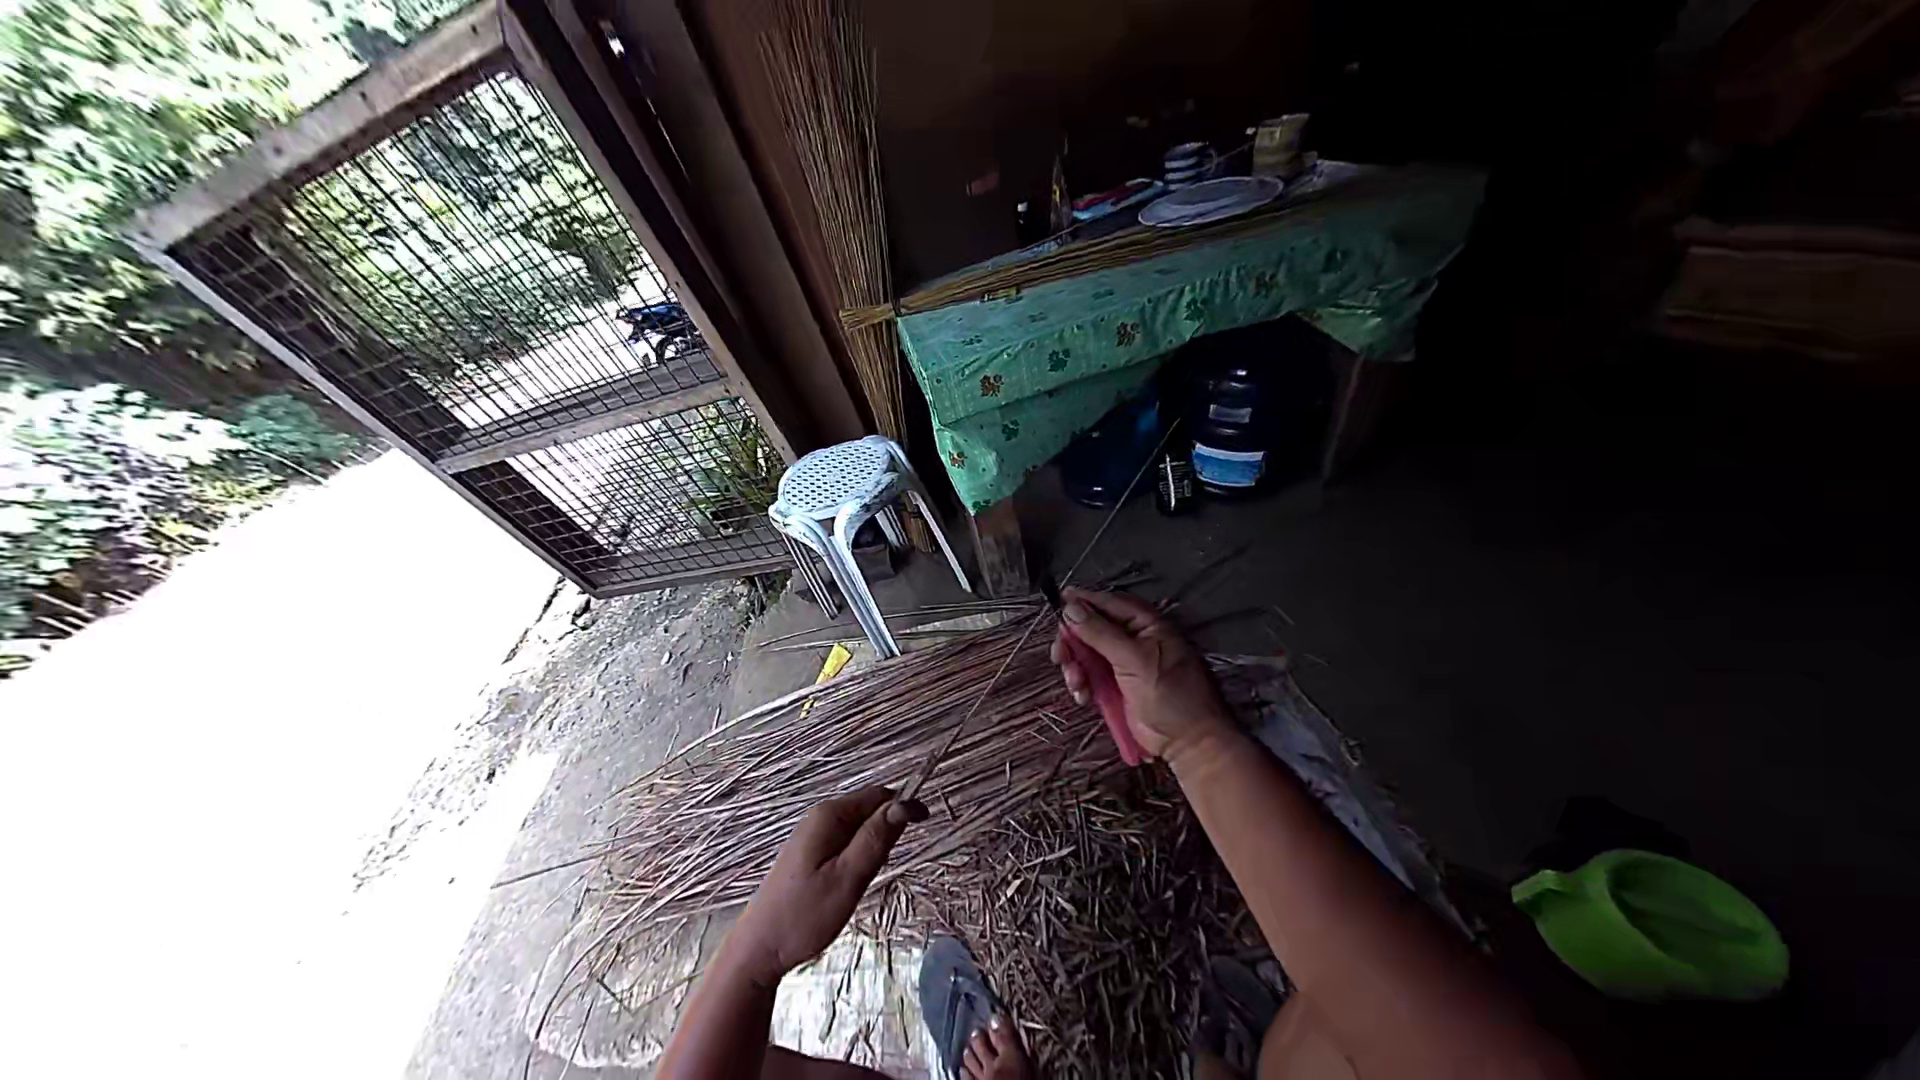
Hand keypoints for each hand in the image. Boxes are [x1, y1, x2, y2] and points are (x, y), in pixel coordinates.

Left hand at [727, 787, 926, 985]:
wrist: (758, 951)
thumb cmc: (803, 916)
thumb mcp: (847, 879)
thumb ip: (876, 840)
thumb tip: (905, 804)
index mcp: (830, 815)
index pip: (879, 795)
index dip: (903, 808)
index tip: (923, 830)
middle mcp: (821, 816)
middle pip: (870, 809)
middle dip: (885, 833)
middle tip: (876, 871)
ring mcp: (814, 835)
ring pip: (860, 828)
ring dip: (872, 848)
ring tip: (860, 882)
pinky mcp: (811, 853)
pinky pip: (847, 843)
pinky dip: (858, 858)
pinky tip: (848, 885)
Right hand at [1049, 587, 1234, 766]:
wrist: (1186, 741)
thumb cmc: (1170, 694)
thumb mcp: (1134, 659)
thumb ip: (1100, 632)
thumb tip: (1070, 608)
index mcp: (1145, 624)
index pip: (1108, 603)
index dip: (1083, 601)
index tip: (1059, 600)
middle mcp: (1131, 639)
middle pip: (1090, 628)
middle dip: (1072, 641)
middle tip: (1060, 654)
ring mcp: (1121, 663)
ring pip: (1084, 653)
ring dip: (1074, 666)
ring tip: (1076, 682)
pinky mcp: (1113, 686)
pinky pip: (1087, 676)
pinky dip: (1081, 684)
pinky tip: (1083, 696)